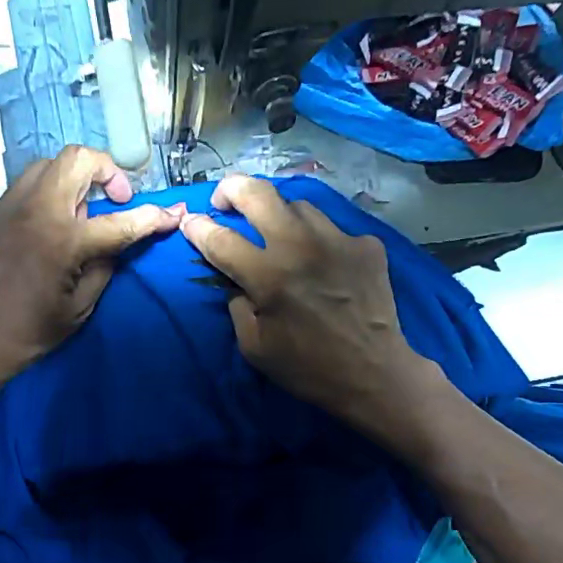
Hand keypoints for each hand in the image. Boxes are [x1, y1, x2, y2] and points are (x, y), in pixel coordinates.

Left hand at [0, 146, 183, 387]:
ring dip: (71, 180)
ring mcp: (5, 207)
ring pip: (46, 167)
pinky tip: (43, 232)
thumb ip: (103, 269)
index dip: (152, 218)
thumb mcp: (78, 309)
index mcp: (62, 240)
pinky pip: (22, 191)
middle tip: (116, 199)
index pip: (120, 221)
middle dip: (106, 171)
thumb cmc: (26, 336)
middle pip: (77, 159)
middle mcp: (34, 210)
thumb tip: (116, 244)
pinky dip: (44, 199)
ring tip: (78, 214)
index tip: (173, 215)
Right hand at [181, 175, 443, 439]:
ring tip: (275, 232)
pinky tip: (321, 262)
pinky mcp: (366, 245)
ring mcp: (337, 240)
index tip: (189, 222)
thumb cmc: (307, 368)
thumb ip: (238, 307)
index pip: (221, 239)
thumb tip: (236, 282)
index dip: (198, 228)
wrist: (373, 374)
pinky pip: (332, 230)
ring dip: (278, 214)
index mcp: (268, 276)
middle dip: (232, 189)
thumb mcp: (254, 347)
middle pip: (258, 194)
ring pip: (297, 205)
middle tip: (224, 200)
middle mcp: (300, 246)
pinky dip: (318, 241)